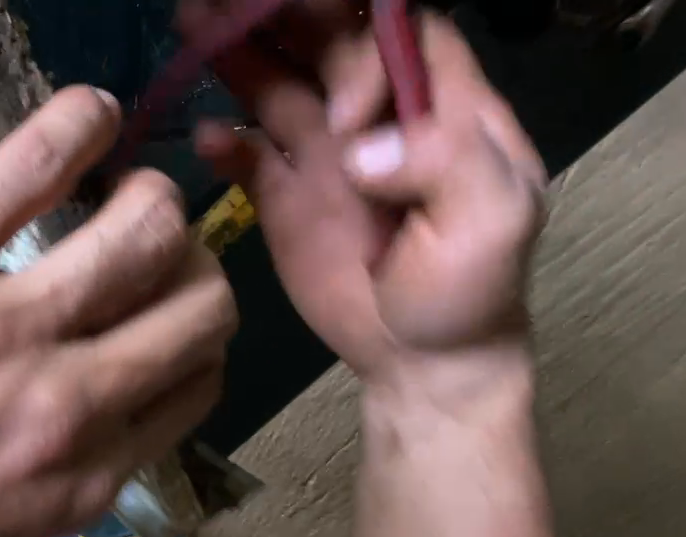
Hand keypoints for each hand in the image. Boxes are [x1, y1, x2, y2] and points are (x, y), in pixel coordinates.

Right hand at [189, 5, 546, 394]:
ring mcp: (322, 159)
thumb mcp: (491, 220)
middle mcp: (374, 118)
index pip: (398, 30)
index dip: (363, 31)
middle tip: (227, 0)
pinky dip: (224, 145)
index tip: (338, 83)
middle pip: (327, 44)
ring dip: (240, 57)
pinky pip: (248, 159)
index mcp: (439, 104)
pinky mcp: (282, 200)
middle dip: (284, 14)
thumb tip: (357, 146)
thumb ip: (444, 165)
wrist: (416, 352)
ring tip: (194, 23)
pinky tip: (204, 137)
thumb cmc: (467, 287)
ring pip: (278, 89)